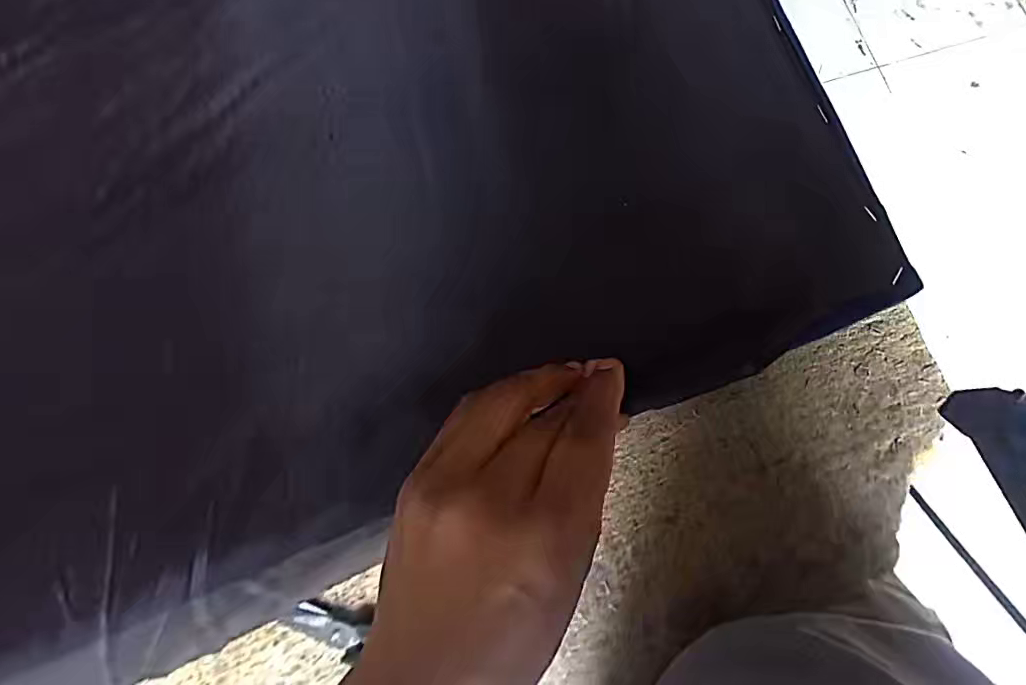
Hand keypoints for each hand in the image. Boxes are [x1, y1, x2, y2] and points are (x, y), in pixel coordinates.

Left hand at [346, 360, 626, 684]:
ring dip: (536, 380)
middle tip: (593, 375)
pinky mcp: (412, 482)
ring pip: (498, 400)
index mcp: (542, 533)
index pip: (581, 438)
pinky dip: (501, 397)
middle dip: (574, 385)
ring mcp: (440, 488)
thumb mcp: (574, 563)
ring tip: (561, 377)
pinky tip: (520, 398)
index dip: (601, 396)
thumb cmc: (515, 631)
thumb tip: (601, 417)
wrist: (423, 680)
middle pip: (542, 415)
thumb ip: (589, 483)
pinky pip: (464, 415)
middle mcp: (487, 501)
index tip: (612, 372)